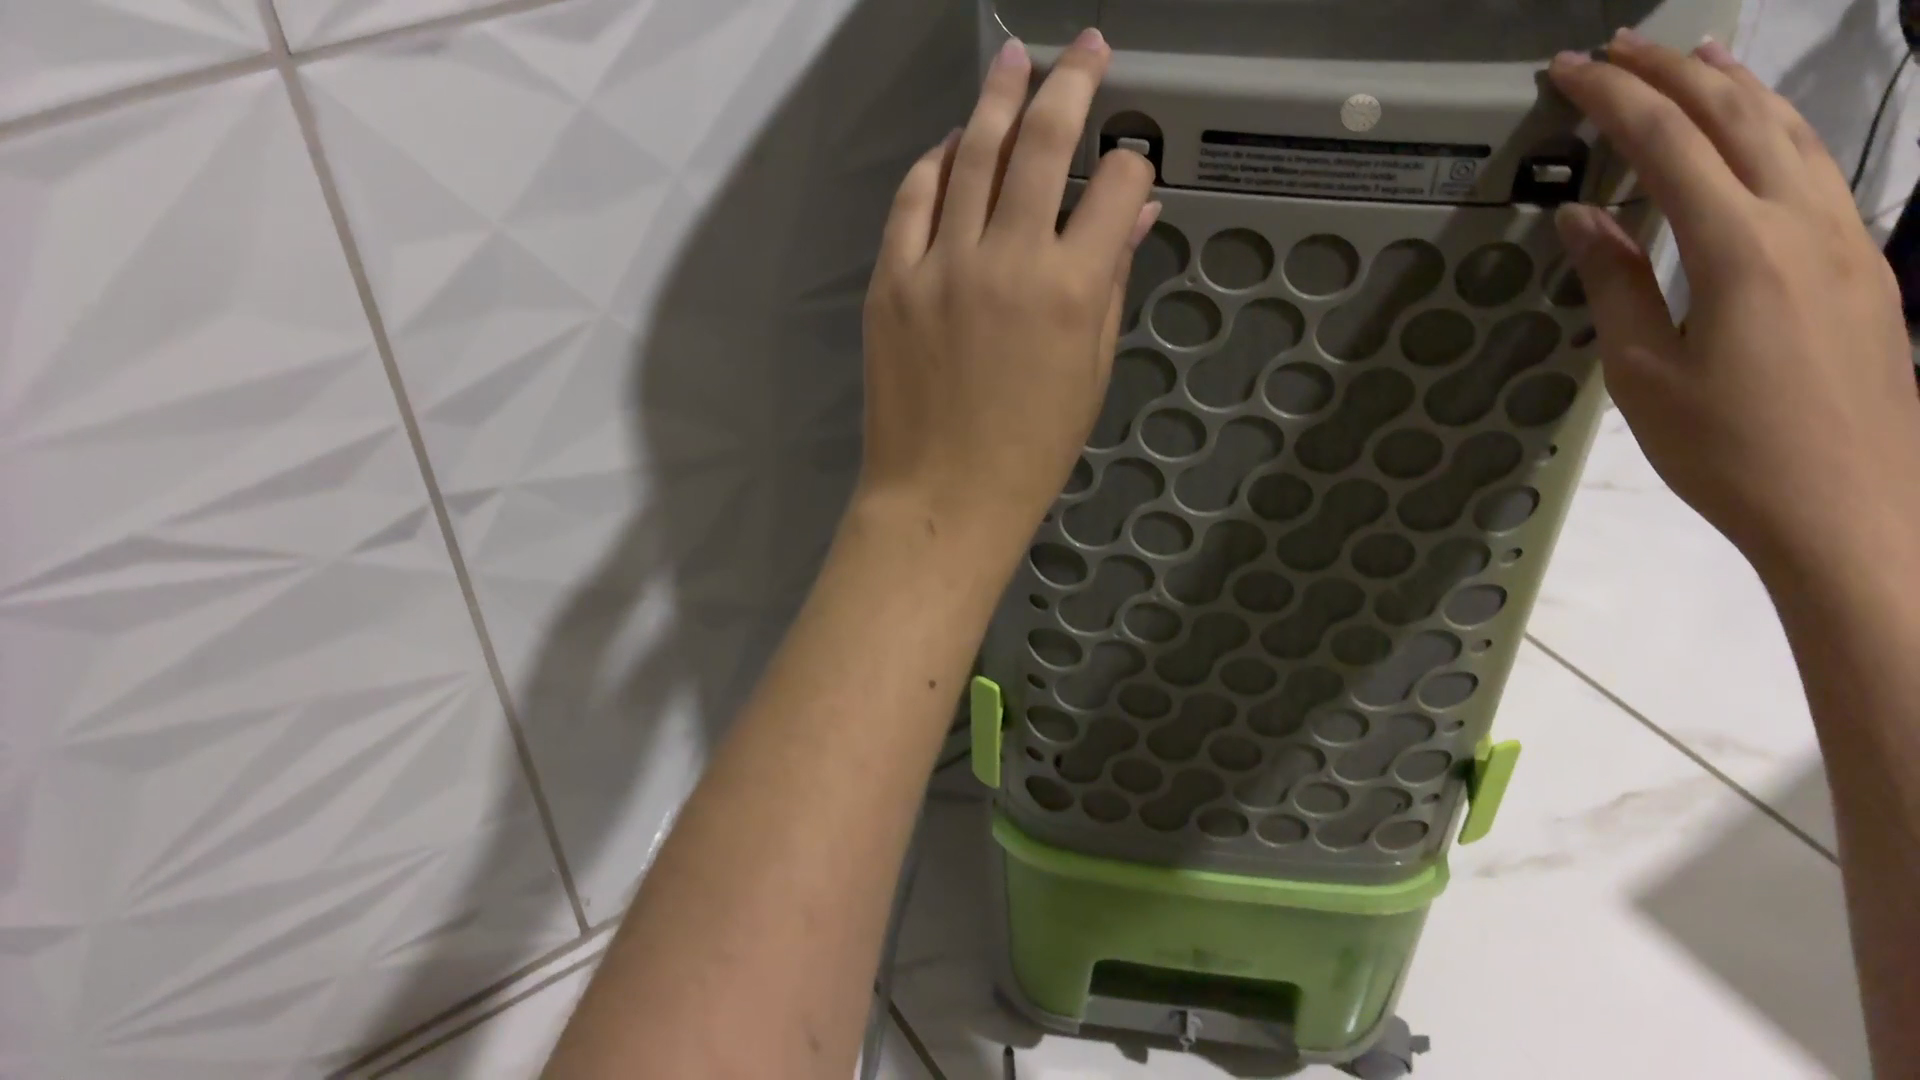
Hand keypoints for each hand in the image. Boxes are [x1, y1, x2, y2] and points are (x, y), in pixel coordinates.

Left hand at [856, 29, 1157, 558]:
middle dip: (1070, 83)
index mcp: (1072, 290)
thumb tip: (1136, 213)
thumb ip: (1112, 282)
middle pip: (1043, 144)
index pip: (1114, 189)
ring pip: (974, 156)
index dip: (1131, 164)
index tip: (1131, 159)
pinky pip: (915, 198)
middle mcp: (1008, 260)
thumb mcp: (1091, 371)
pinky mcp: (891, 279)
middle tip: (1084, 46)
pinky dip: (937, 162)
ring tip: (1014, 61)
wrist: (942, 496)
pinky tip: (956, 143)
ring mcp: (941, 265)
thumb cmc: (1031, 449)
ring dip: (998, 99)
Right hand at [1550, 30, 1919, 573]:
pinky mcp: (1865, 261)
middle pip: (1737, 116)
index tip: (1564, 72)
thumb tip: (1584, 216)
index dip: (1611, 99)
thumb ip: (1615, 285)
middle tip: (1615, 48)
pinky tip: (1755, 130)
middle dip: (1671, 71)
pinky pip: (1816, 168)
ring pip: (1791, 131)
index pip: (1667, 143)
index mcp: (1738, 249)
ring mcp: (1849, 236)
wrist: (1850, 504)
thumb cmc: (1725, 449)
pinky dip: (1774, 129)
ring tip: (1689, 58)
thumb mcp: (1643, 373)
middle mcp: (1804, 221)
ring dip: (1734, 87)